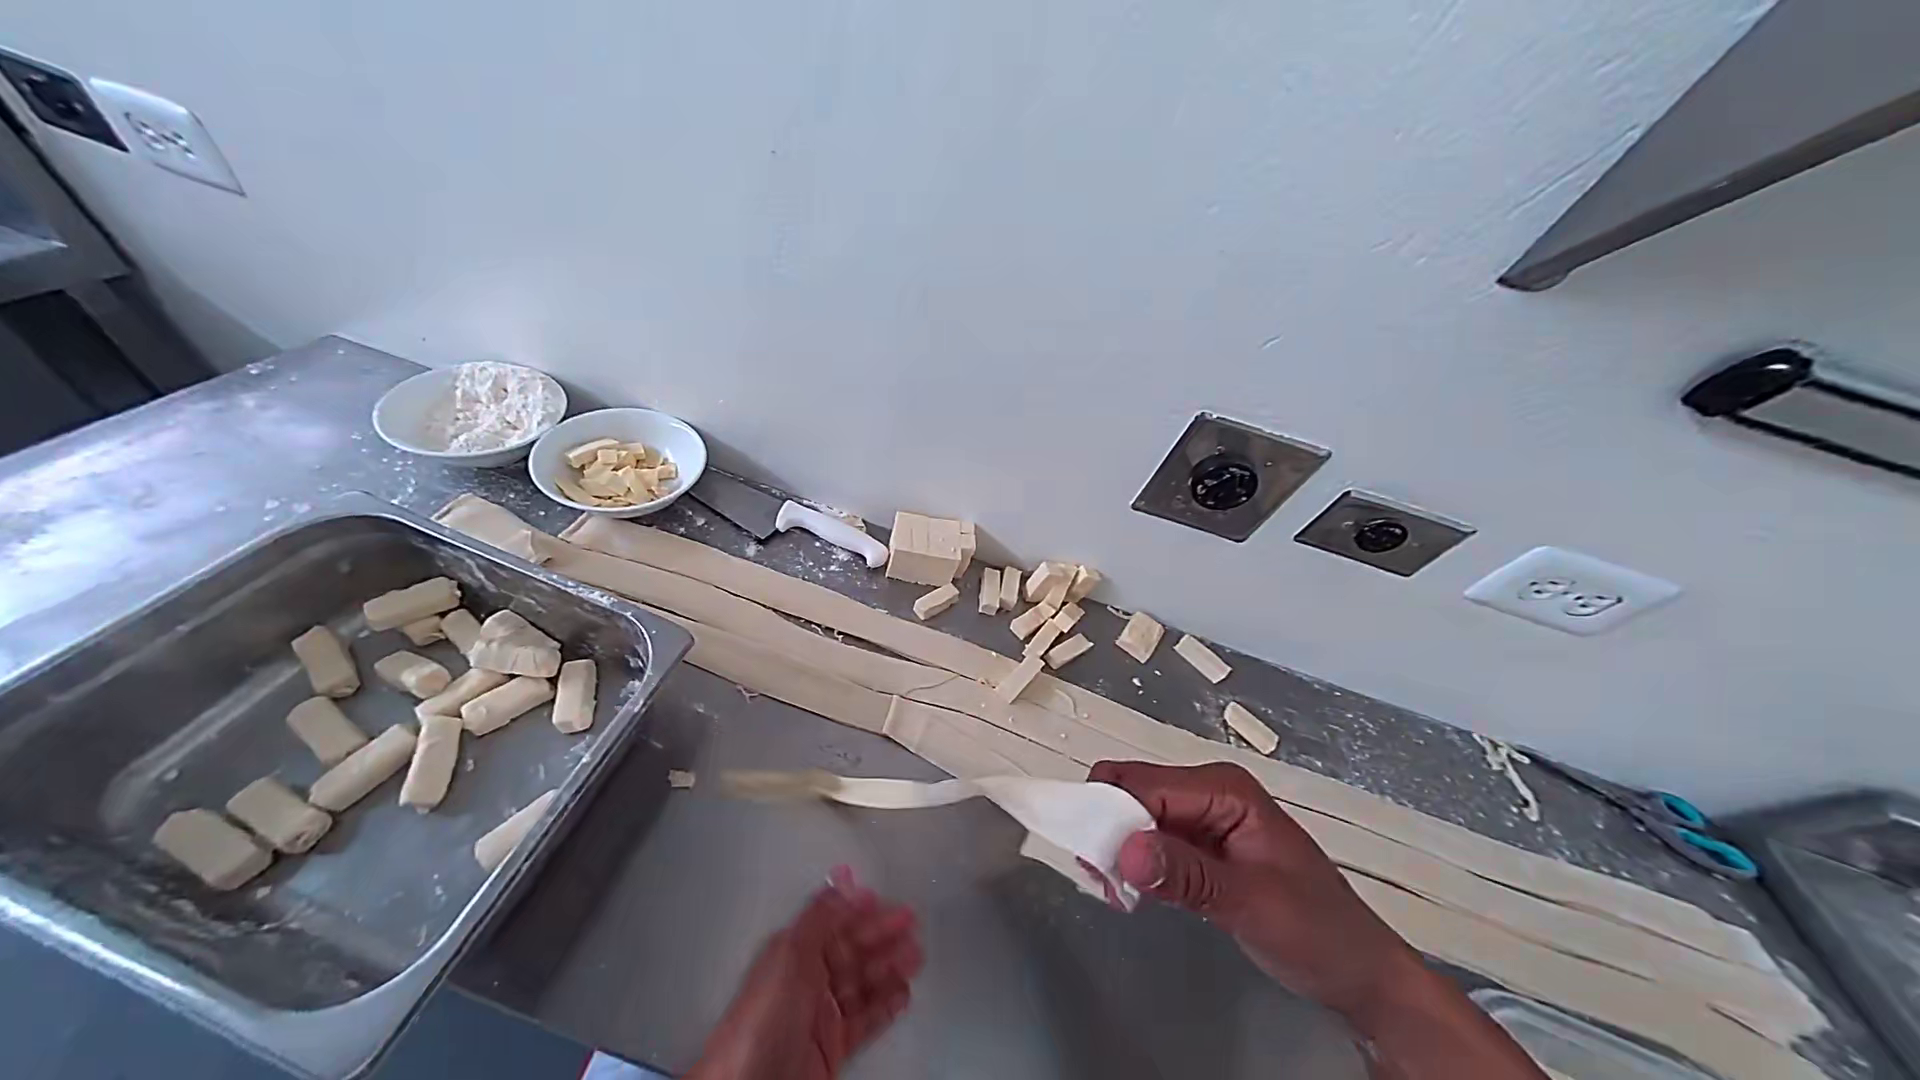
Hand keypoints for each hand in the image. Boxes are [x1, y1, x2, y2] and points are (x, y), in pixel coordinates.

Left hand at [686, 867, 922, 1079]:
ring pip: (863, 982)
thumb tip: (840, 876)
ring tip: (915, 957)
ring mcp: (820, 1015)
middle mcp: (807, 981)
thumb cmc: (763, 1022)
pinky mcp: (832, 1048)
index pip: (832, 923)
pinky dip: (885, 1005)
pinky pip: (865, 1020)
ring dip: (890, 966)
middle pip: (852, 950)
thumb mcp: (791, 956)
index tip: (882, 897)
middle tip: (911, 923)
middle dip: (882, 934)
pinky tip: (902, 995)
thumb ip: (820, 916)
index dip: (857, 909)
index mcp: (792, 953)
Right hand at [1089, 760, 1421, 1015]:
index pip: (1143, 783)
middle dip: (1108, 830)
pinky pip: (1147, 840)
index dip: (1109, 813)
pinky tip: (1134, 893)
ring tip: (1120, 894)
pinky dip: (1132, 863)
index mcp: (1223, 789)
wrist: (1361, 974)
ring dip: (1117, 850)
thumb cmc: (1321, 932)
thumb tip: (1124, 851)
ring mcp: (1202, 819)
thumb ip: (1187, 875)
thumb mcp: (1253, 904)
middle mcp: (1207, 793)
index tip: (1092, 859)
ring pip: (1133, 817)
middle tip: (1104, 882)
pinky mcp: (1197, 847)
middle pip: (1132, 793)